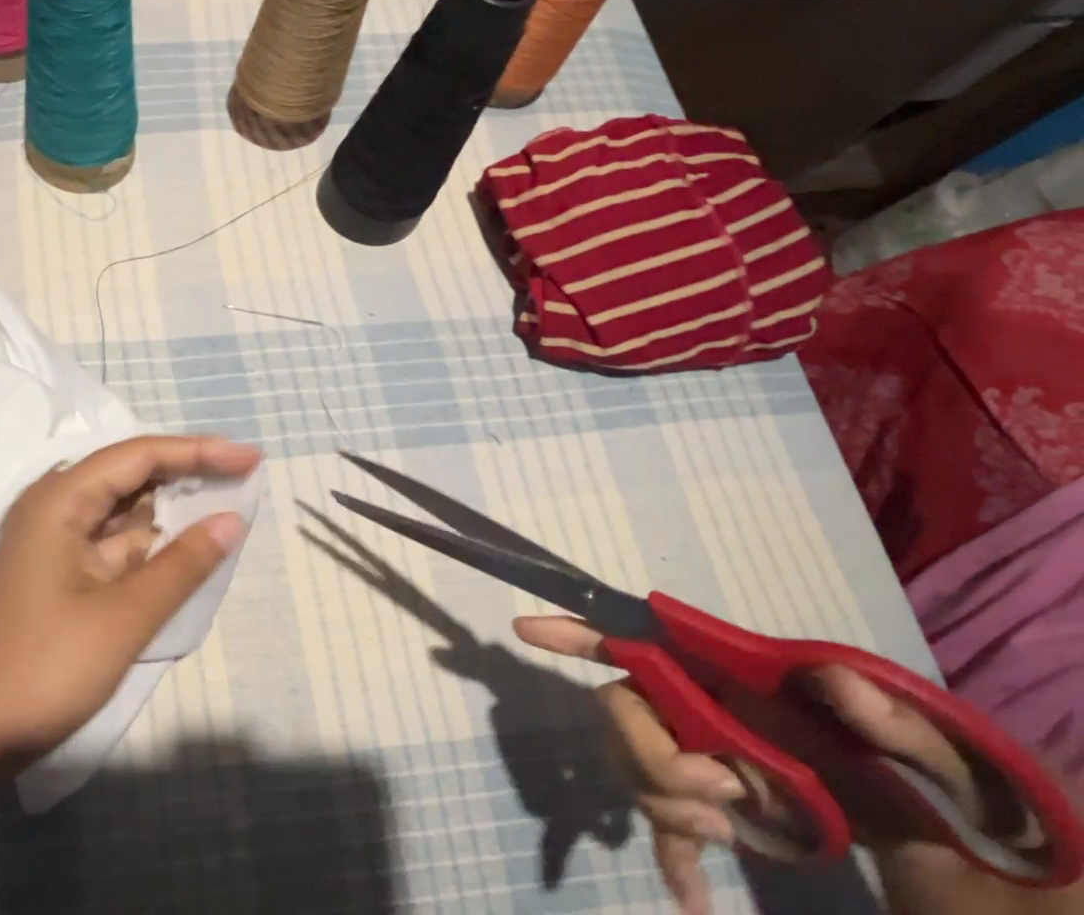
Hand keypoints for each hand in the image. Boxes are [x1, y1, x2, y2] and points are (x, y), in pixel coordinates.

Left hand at [0, 436, 260, 776]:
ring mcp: (50, 545)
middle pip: (128, 477)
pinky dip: (148, 547)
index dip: (197, 452)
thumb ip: (181, 565)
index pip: (137, 456)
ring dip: (169, 512)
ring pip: (121, 514)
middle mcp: (51, 510)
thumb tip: (230, 519)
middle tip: (244, 480)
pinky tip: (184, 551)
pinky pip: (110, 546)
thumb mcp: (122, 617)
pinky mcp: (55, 577)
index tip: (250, 458)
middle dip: (185, 476)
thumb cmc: (44, 669)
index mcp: (58, 501)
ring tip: (225, 507)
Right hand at [515, 615, 987, 914]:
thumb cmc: (972, 819)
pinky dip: (671, 862)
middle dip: (650, 754)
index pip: (661, 644)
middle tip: (717, 796)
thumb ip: (900, 720)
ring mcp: (716, 767)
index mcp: (758, 688)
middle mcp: (718, 714)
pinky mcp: (728, 820)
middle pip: (630, 713)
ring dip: (664, 805)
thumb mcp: (957, 769)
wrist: (989, 882)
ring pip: (639, 771)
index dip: (589, 633)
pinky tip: (694, 903)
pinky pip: (670, 834)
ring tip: (729, 836)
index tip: (527, 628)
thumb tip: (827, 682)